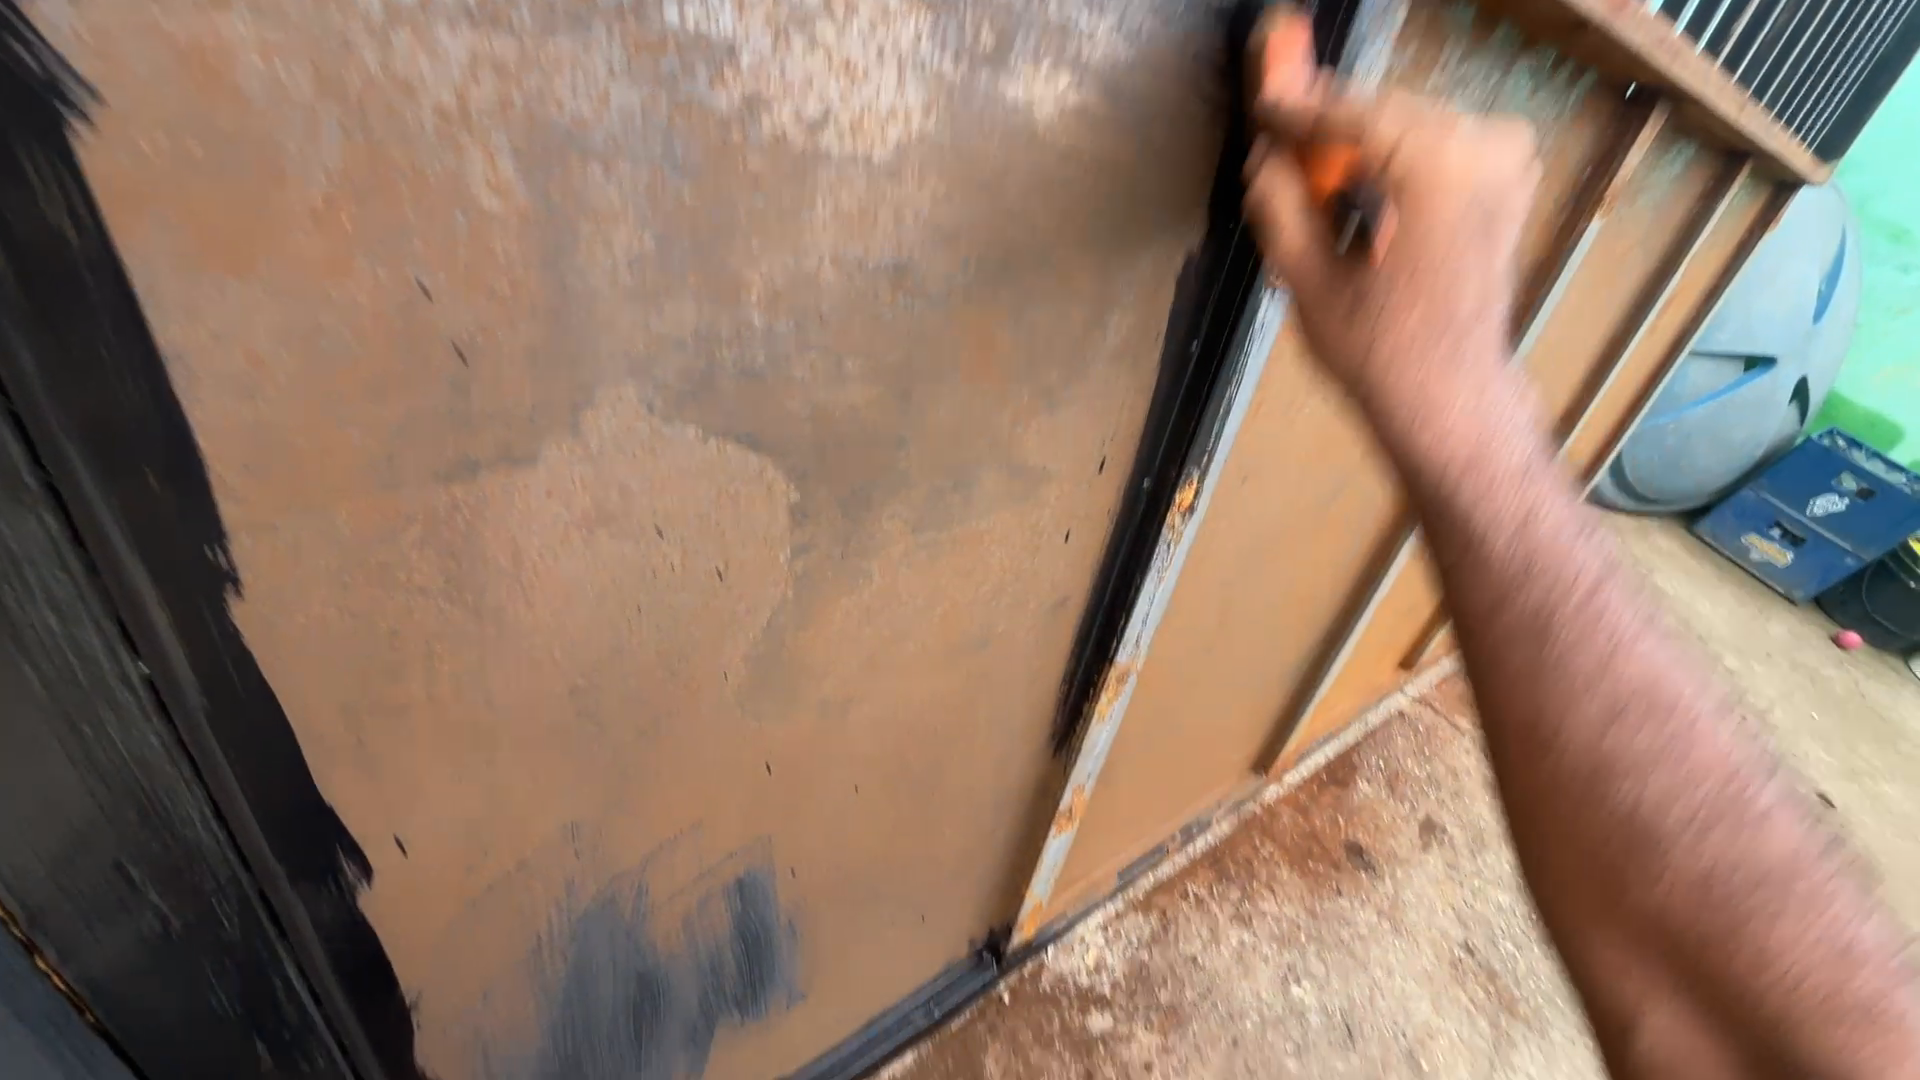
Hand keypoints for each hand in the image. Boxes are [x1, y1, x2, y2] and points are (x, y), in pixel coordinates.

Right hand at [1244, 87, 1541, 423]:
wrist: (1448, 392)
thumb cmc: (1376, 349)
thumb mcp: (1309, 281)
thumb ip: (1282, 208)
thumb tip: (1262, 157)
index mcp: (1440, 166)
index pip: (1356, 115)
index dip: (1300, 110)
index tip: (1260, 103)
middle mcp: (1487, 144)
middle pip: (1387, 113)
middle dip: (1328, 125)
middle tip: (1276, 133)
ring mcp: (1508, 157)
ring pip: (1410, 125)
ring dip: (1356, 143)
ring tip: (1306, 165)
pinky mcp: (1509, 177)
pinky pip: (1436, 144)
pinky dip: (1391, 157)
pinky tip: (1354, 181)